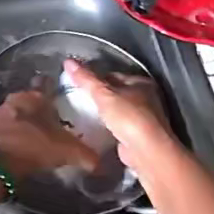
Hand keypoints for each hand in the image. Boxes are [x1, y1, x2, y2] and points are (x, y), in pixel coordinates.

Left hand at [0, 85, 99, 180]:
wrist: (0, 163)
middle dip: (37, 108)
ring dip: (20, 119)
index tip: (59, 101)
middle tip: (47, 123)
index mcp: (37, 96)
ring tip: (30, 135)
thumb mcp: (68, 152)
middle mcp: (16, 97)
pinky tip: (13, 143)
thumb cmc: (37, 147)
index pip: (47, 85)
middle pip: (30, 99)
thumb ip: (86, 155)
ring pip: (14, 111)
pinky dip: (6, 131)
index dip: (53, 92)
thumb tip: (102, 163)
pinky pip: (1, 125)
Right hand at [61, 60, 178, 170]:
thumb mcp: (104, 94)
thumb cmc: (128, 117)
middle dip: (98, 96)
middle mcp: (145, 98)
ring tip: (79, 112)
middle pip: (115, 93)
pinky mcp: (136, 136)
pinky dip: (105, 127)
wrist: (145, 151)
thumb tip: (68, 61)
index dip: (95, 77)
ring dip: (101, 113)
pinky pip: (116, 127)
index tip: (77, 81)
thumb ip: (86, 79)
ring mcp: (142, 118)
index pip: (114, 75)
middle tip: (75, 97)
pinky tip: (91, 129)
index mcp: (141, 83)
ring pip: (116, 111)